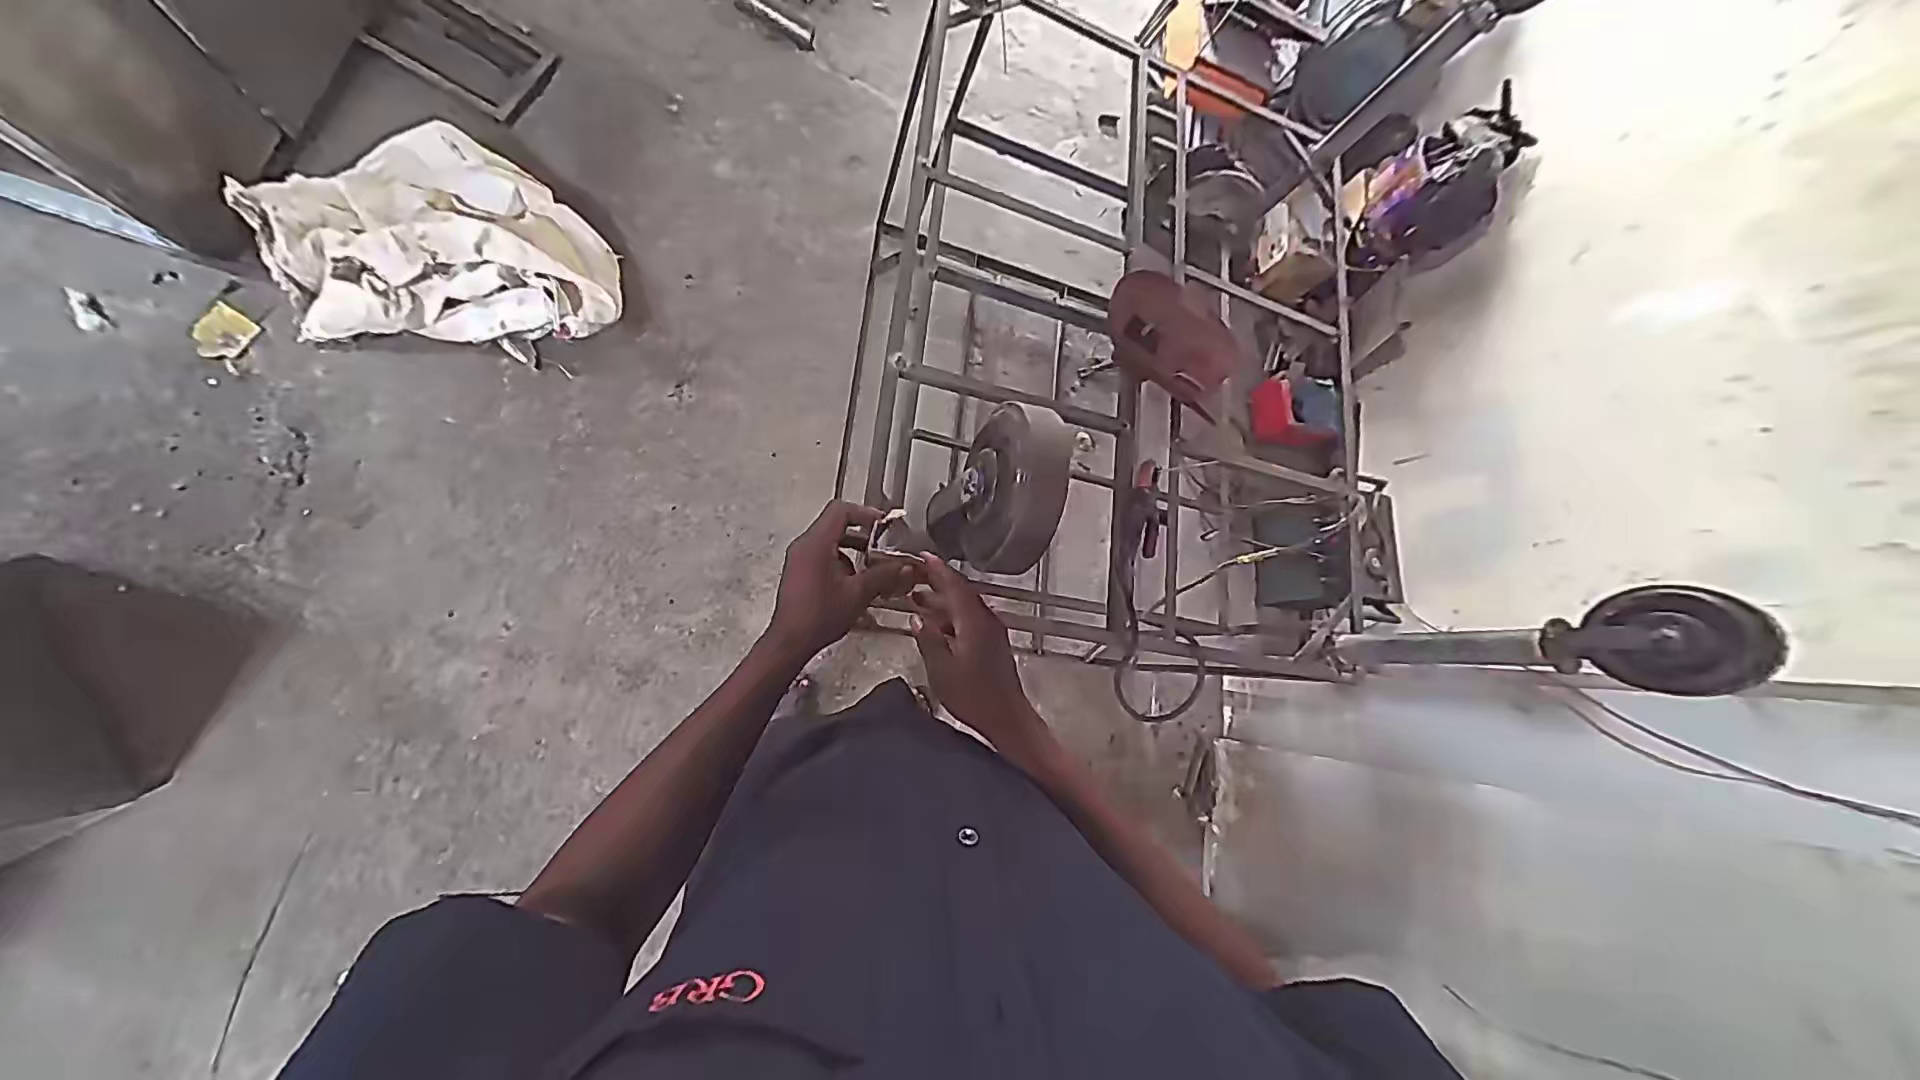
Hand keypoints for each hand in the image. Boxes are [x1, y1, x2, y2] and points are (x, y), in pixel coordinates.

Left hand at [766, 501, 914, 660]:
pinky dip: (841, 561)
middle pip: (835, 524)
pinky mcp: (799, 573)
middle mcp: (804, 547)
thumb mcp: (858, 593)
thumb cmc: (816, 618)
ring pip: (829, 541)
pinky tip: (855, 581)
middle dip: (862, 533)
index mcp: (816, 544)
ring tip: (871, 565)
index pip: (840, 511)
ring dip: (852, 549)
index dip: (865, 513)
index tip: (881, 522)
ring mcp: (799, 560)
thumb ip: (884, 575)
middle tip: (880, 543)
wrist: (791, 642)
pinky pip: (822, 556)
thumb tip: (901, 567)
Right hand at [908, 554, 1050, 759]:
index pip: (954, 585)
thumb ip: (928, 640)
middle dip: (937, 582)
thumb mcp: (941, 669)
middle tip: (914, 575)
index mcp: (973, 622)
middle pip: (960, 593)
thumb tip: (917, 619)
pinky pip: (968, 621)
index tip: (922, 556)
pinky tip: (935, 625)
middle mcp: (985, 622)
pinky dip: (950, 617)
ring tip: (917, 598)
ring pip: (964, 608)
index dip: (937, 569)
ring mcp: (991, 633)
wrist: (1006, 719)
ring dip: (942, 601)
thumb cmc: (974, 697)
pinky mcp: (991, 645)